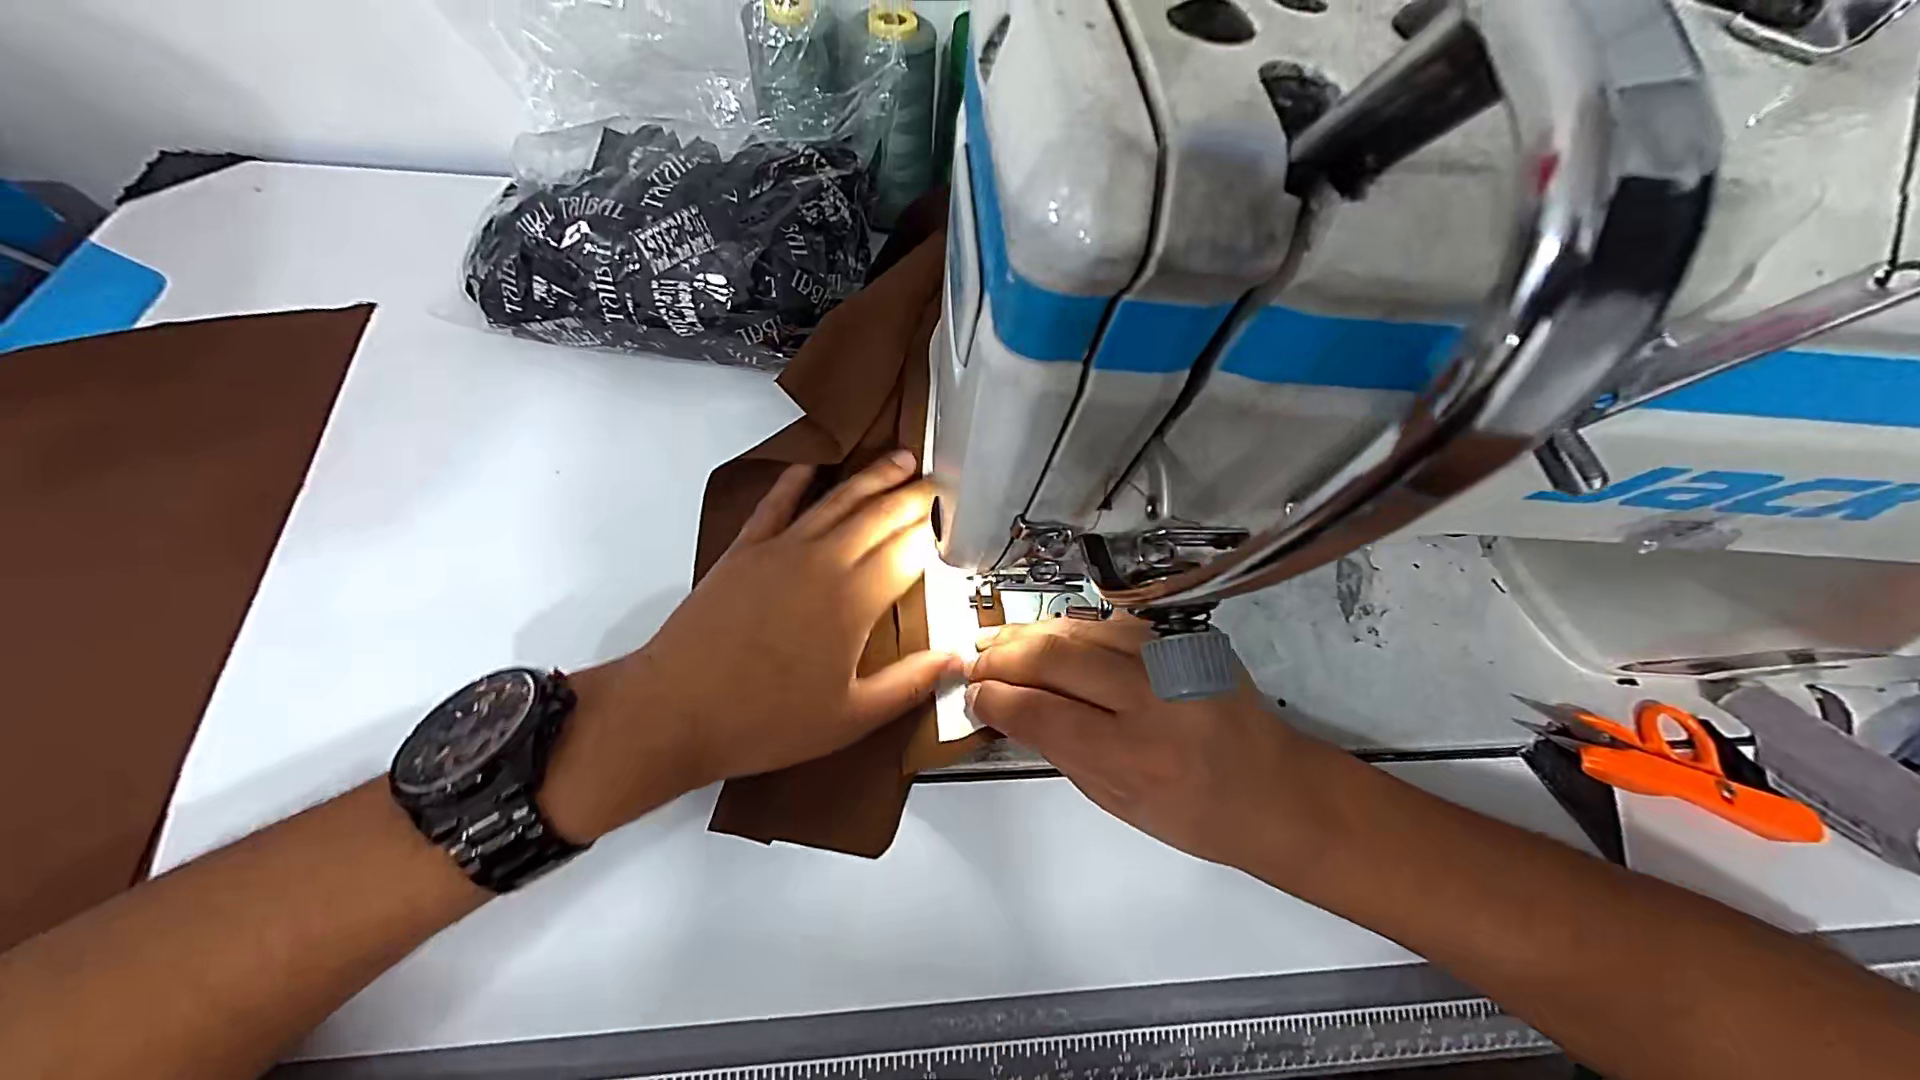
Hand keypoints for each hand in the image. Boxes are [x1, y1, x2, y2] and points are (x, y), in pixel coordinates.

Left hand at [543, 452, 956, 841]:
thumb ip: (909, 684)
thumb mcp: (850, 717)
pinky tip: (813, 464)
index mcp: (853, 602)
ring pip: (839, 500)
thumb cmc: (762, 720)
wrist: (672, 712)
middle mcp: (822, 564)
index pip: (908, 551)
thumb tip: (954, 662)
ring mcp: (780, 551)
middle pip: (880, 516)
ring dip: (873, 477)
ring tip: (900, 460)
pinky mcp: (745, 551)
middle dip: (914, 496)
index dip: (934, 534)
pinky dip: (796, 479)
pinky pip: (777, 503)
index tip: (952, 525)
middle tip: (937, 485)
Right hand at [965, 618, 1345, 870]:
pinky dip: (1068, 626)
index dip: (993, 698)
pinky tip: (1044, 633)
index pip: (1038, 711)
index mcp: (1135, 755)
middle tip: (975, 661)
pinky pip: (1108, 621)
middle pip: (1052, 657)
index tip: (974, 694)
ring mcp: (1171, 658)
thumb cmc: (1197, 810)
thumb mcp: (1115, 799)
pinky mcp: (1182, 638)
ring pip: (1076, 628)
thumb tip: (1007, 710)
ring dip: (1027, 632)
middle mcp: (1154, 698)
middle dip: (1000, 655)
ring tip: (997, 641)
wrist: (1273, 786)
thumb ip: (1057, 748)